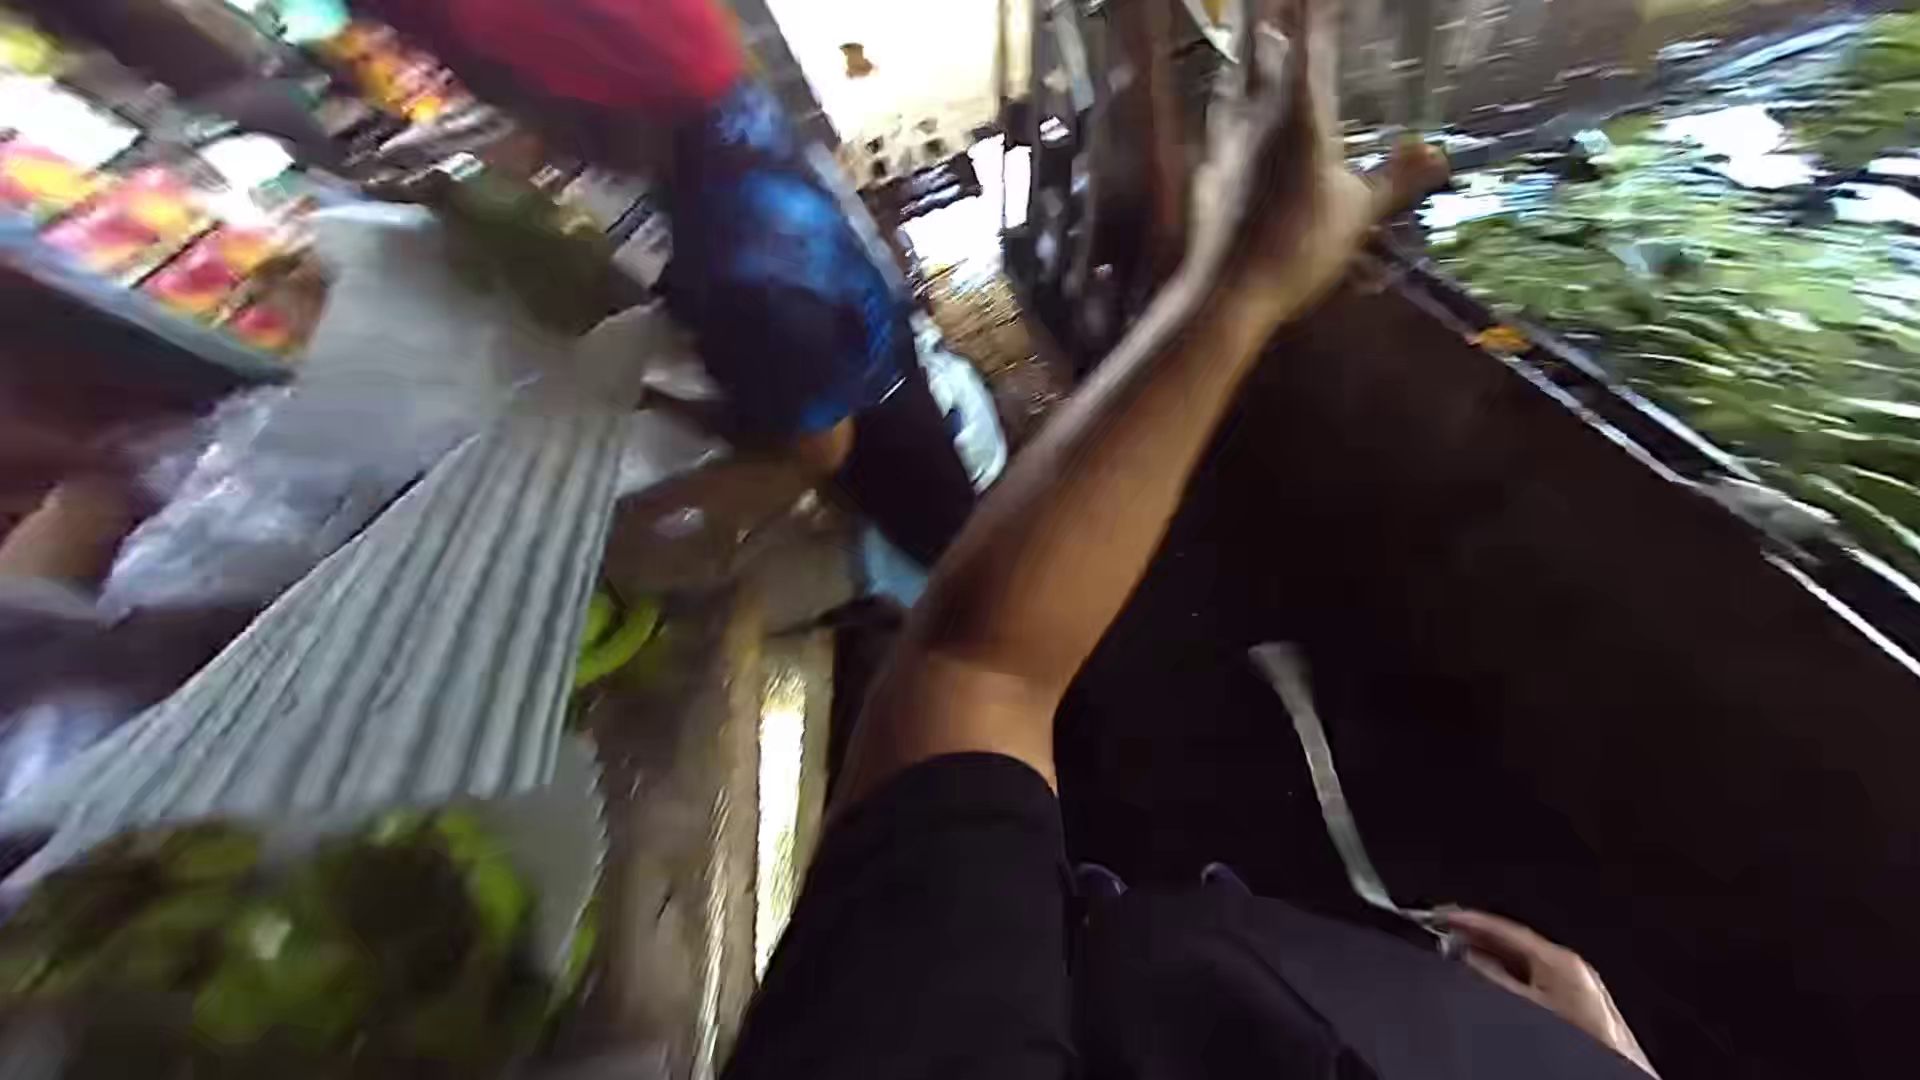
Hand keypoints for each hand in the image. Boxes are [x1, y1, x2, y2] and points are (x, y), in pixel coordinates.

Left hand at [1188, 0, 1447, 327]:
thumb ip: (1396, 179)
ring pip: (1228, 89)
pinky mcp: (1206, 183)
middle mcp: (1253, 122)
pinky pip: (1216, 134)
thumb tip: (1439, 154)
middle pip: (1256, 49)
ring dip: (1239, 57)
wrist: (1224, 295)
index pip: (1309, 34)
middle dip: (1260, 12)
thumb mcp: (1357, 214)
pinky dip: (1226, 114)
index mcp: (1299, 113)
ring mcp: (1223, 152)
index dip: (1313, 3)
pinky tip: (1226, 124)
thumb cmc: (1296, 251)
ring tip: (1246, 39)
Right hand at [1444, 909, 1657, 1075]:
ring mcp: (1576, 987)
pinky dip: (1504, 970)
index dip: (1468, 918)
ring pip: (1520, 959)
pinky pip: (1530, 975)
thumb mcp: (1525, 1004)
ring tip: (1457, 948)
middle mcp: (1571, 969)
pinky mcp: (1576, 1004)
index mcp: (1561, 961)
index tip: (1442, 914)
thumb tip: (1463, 953)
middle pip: (1512, 941)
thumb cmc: (1582, 1040)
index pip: (1504, 927)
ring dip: (1488, 953)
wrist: (1612, 1077)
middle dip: (1476, 935)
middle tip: (1444, 927)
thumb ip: (1490, 975)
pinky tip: (1486, 973)